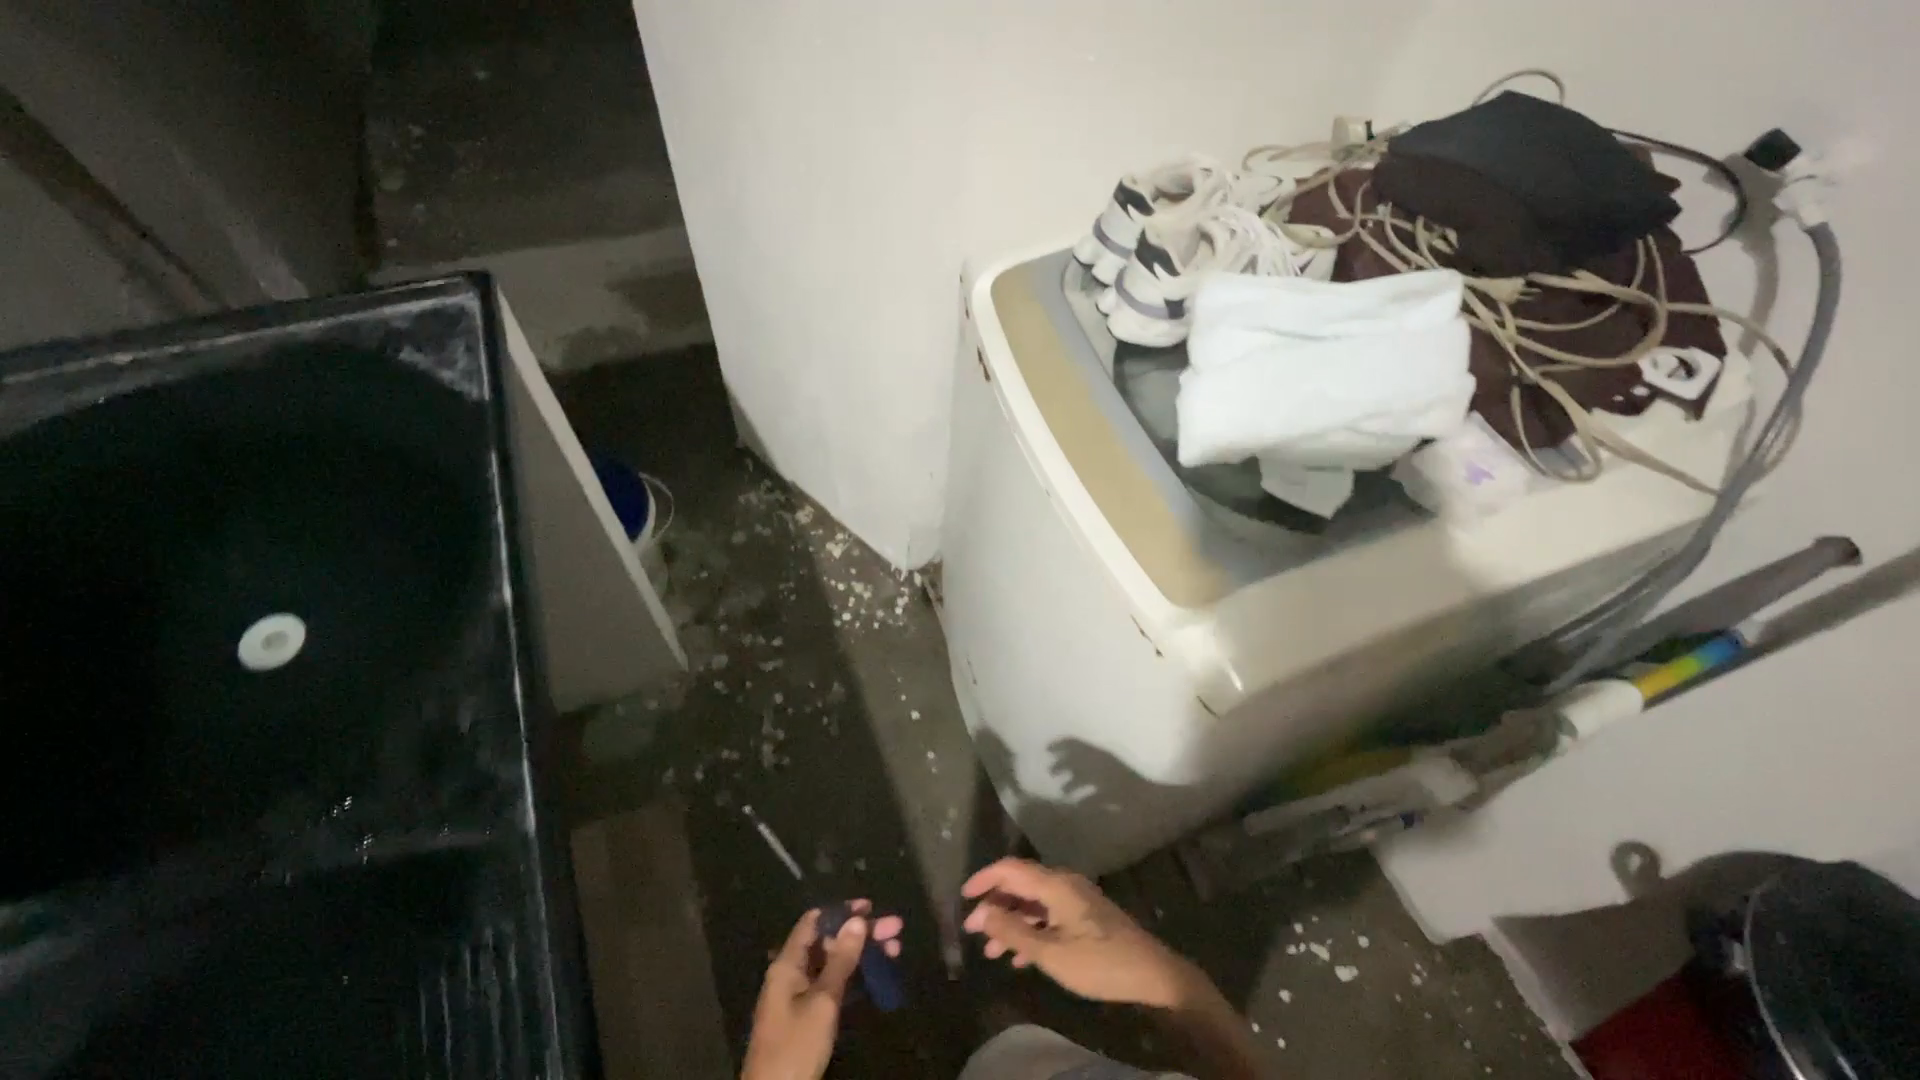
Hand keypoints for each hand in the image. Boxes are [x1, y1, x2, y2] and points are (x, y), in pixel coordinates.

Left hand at [741, 901, 903, 1079]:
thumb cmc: (796, 1045)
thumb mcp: (823, 1002)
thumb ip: (840, 961)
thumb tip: (856, 920)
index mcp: (787, 964)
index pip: (814, 922)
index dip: (841, 911)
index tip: (871, 907)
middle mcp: (792, 973)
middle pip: (828, 942)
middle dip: (861, 933)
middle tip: (895, 928)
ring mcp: (800, 995)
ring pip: (834, 963)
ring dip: (862, 954)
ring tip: (896, 949)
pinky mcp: (808, 1015)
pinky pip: (833, 984)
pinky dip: (854, 977)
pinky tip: (878, 975)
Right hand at [962, 858, 1200, 1008]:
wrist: (1152, 974)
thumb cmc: (1098, 962)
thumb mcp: (1050, 953)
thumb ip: (1013, 932)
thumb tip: (980, 914)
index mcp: (1056, 885)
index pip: (1011, 869)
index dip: (984, 879)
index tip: (964, 897)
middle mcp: (1065, 884)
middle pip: (1021, 884)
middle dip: (996, 905)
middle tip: (975, 930)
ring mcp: (1077, 899)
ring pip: (1035, 902)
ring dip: (1012, 922)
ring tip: (993, 951)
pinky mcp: (1086, 915)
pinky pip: (1049, 914)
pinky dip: (1031, 929)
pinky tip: (1021, 956)